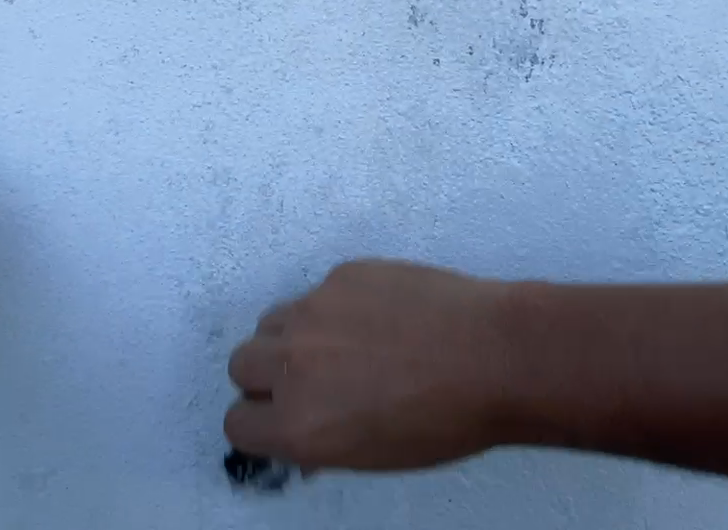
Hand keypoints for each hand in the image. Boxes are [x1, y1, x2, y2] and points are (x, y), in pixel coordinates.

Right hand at [223, 260, 516, 470]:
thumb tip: (302, 429)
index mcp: (297, 424)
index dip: (259, 421)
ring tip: (342, 343)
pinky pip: (319, 292)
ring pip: (274, 319)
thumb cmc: (444, 418)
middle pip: (242, 363)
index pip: (236, 423)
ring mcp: (315, 309)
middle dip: (267, 374)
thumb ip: (319, 438)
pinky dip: (335, 305)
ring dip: (293, 334)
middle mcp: (293, 364)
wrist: (491, 354)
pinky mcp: (342, 273)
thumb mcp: (371, 454)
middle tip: (309, 377)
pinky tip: (379, 315)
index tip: (279, 417)